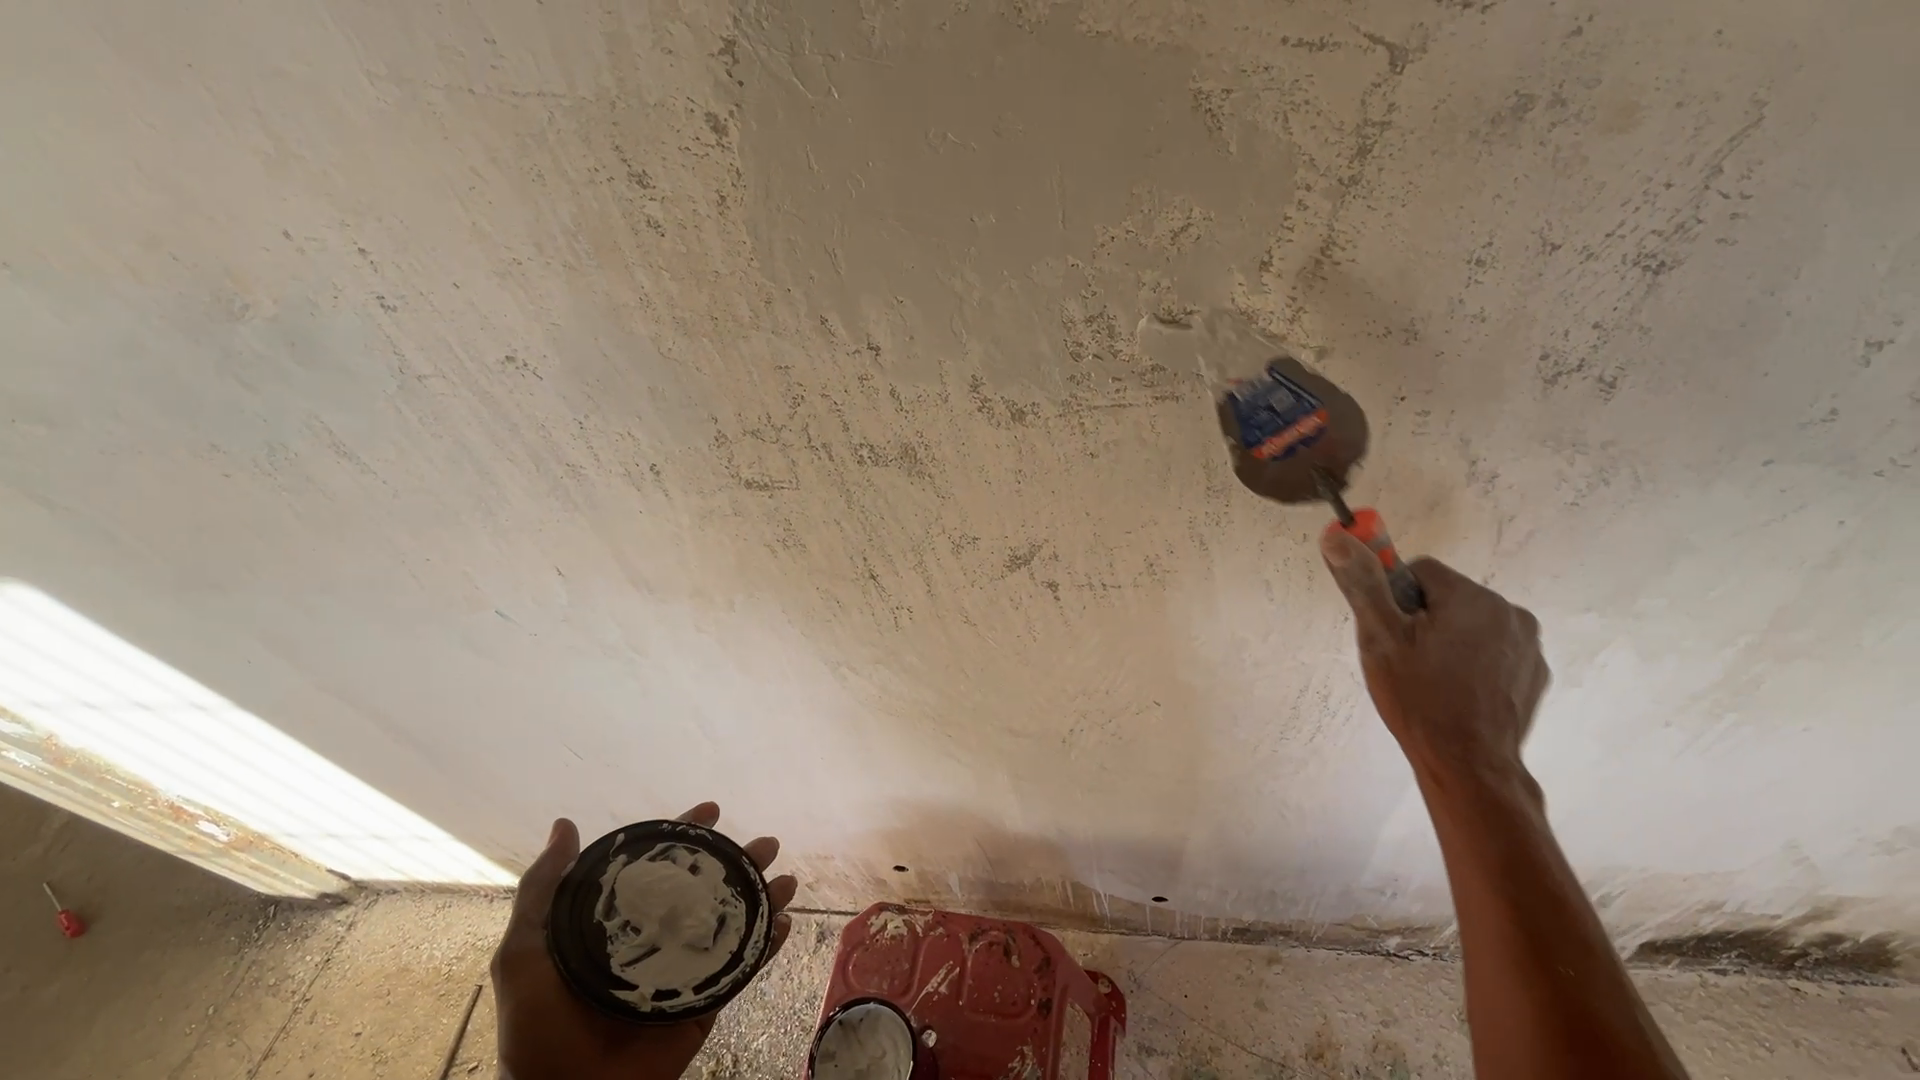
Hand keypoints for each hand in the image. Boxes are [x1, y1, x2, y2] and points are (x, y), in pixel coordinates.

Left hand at [490, 802, 799, 1079]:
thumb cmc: (538, 1028)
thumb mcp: (523, 955)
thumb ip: (542, 891)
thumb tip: (565, 825)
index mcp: (619, 922)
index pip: (658, 867)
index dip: (685, 835)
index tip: (712, 810)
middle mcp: (656, 938)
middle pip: (705, 889)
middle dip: (739, 862)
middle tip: (766, 842)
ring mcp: (684, 970)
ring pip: (732, 923)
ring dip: (763, 897)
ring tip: (786, 878)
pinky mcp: (703, 1004)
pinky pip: (742, 969)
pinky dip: (767, 945)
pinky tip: (785, 922)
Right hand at [1320, 525, 1549, 784]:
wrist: (1468, 764)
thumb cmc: (1419, 698)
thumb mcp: (1379, 638)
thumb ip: (1363, 581)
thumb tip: (1337, 534)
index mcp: (1472, 597)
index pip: (1419, 570)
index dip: (1394, 598)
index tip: (1389, 632)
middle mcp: (1509, 611)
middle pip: (1446, 596)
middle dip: (1421, 619)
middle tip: (1404, 659)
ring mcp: (1528, 646)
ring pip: (1469, 624)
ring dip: (1447, 640)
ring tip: (1429, 680)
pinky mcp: (1534, 675)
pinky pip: (1492, 651)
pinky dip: (1472, 662)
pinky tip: (1456, 693)